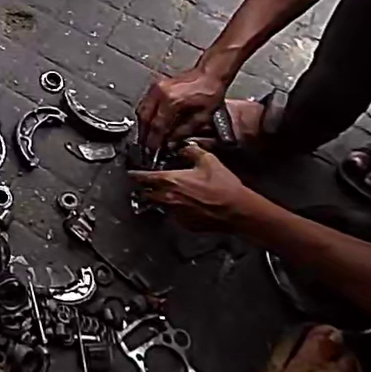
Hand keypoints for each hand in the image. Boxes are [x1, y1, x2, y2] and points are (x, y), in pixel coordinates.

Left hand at [127, 142, 263, 229]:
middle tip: (147, 182)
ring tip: (170, 193)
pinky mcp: (186, 224)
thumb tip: (185, 146)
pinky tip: (187, 204)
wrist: (239, 211)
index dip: (134, 174)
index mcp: (170, 181)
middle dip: (145, 188)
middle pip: (146, 193)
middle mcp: (169, 198)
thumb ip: (191, 150)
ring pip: (160, 205)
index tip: (131, 172)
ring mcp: (177, 213)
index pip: (142, 178)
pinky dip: (176, 209)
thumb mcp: (208, 160)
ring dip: (161, 199)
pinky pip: (175, 216)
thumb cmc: (224, 188)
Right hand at [135, 67, 227, 151]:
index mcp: (171, 101)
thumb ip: (184, 131)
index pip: (157, 126)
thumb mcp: (201, 117)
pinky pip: (144, 103)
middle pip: (145, 119)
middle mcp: (160, 93)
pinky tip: (149, 123)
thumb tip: (171, 143)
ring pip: (141, 111)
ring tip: (147, 137)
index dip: (154, 141)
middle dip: (144, 135)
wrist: (209, 75)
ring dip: (143, 125)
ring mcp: (156, 88)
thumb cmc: (209, 92)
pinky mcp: (155, 86)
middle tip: (146, 147)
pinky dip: (145, 115)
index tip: (152, 150)